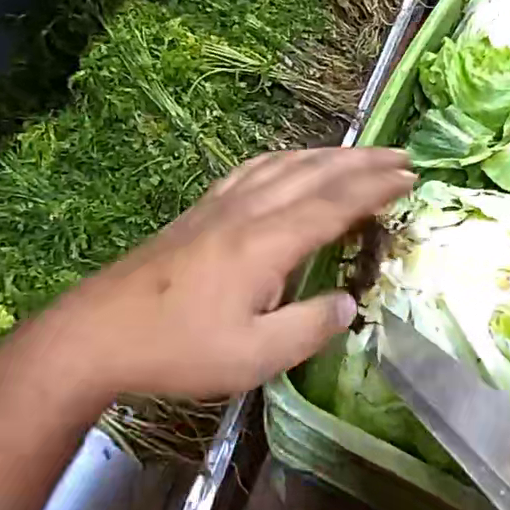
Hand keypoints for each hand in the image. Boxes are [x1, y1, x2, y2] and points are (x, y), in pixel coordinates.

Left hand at [19, 147, 414, 402]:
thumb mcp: (254, 357)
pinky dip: (286, 158)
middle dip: (363, 161)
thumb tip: (349, 302)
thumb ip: (309, 327)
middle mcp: (248, 210)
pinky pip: (254, 168)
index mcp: (267, 242)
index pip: (335, 203)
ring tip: (360, 152)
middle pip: (316, 173)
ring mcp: (221, 204)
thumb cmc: (178, 349)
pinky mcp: (201, 209)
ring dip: (328, 154)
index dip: (376, 187)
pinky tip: (290, 161)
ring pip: (286, 163)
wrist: (97, 332)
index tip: (411, 176)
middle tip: (402, 154)